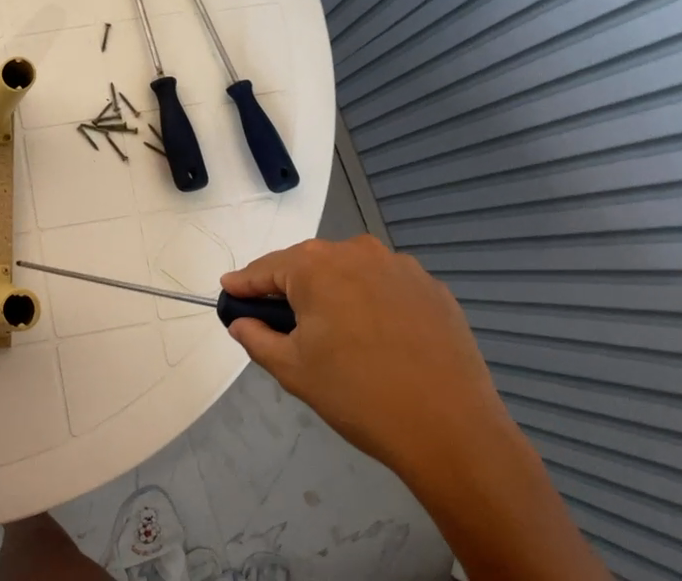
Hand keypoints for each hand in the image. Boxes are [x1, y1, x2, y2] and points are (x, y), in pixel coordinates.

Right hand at [221, 237, 515, 477]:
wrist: (451, 428)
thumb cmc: (359, 395)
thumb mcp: (292, 370)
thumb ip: (256, 338)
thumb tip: (243, 322)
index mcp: (316, 266)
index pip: (266, 269)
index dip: (245, 284)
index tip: (230, 292)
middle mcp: (357, 252)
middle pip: (310, 265)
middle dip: (292, 289)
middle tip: (282, 324)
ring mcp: (401, 268)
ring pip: (352, 273)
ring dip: (336, 293)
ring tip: (336, 335)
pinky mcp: (433, 290)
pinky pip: (388, 288)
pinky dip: (373, 304)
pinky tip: (378, 339)